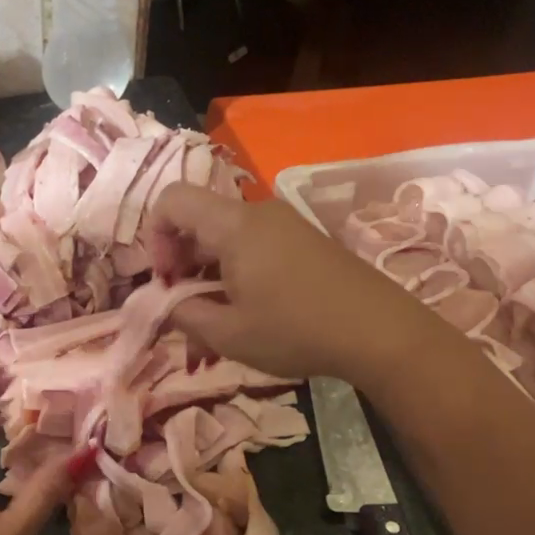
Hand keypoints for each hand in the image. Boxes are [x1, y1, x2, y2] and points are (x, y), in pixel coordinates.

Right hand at [146, 182, 462, 388]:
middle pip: (199, 217)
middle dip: (180, 257)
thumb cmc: (295, 330)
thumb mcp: (227, 335)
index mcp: (233, 225)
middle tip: (185, 302)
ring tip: (216, 312)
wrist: (380, 331)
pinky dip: (236, 267)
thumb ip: (184, 314)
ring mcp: (285, 223)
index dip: (154, 236)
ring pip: (226, 233)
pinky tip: (249, 307)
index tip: (165, 279)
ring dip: (208, 267)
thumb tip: (166, 303)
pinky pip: (253, 242)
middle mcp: (257, 213)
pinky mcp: (304, 239)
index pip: (172, 200)